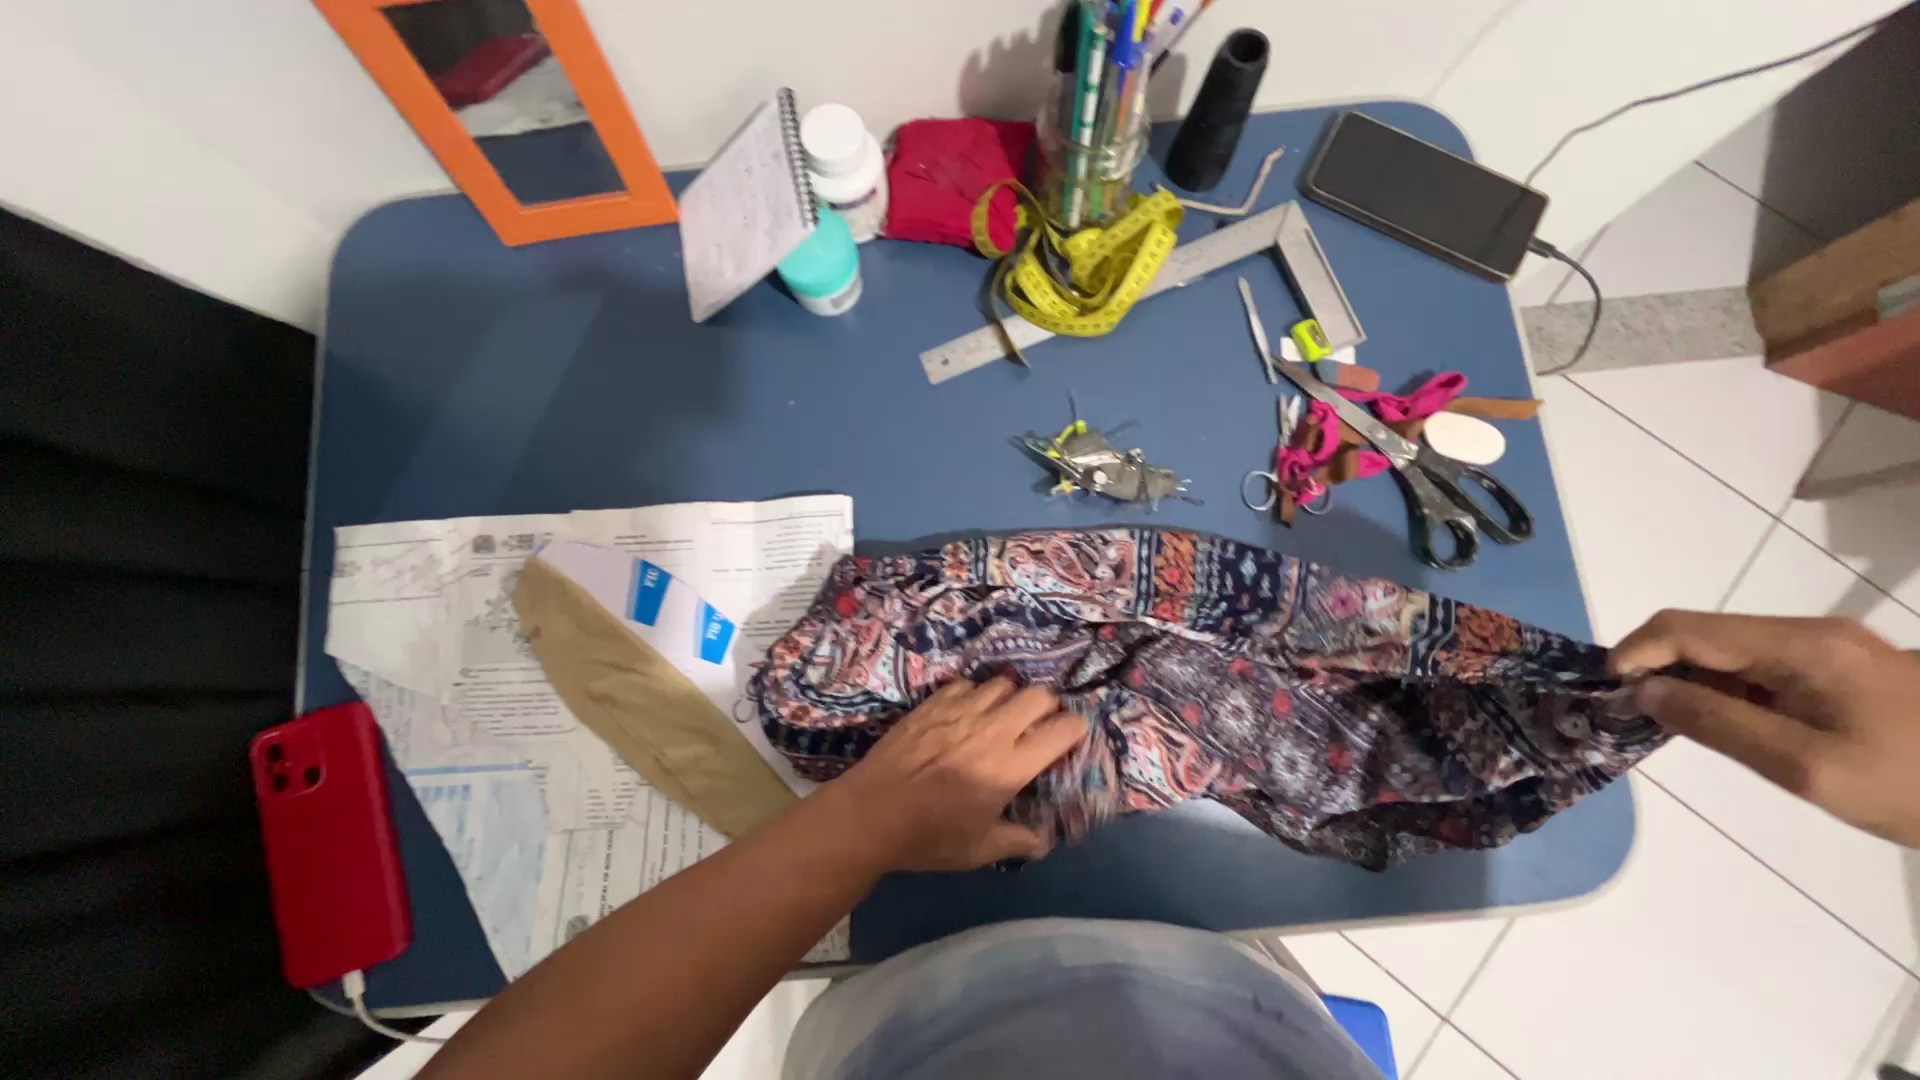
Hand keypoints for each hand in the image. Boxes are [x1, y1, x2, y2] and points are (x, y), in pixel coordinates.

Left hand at [829, 675, 1088, 872]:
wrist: (872, 813)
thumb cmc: (929, 836)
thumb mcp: (978, 850)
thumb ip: (1017, 842)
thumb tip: (1043, 841)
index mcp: (1010, 766)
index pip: (1062, 730)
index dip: (1076, 730)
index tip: (1071, 738)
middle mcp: (992, 730)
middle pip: (1039, 695)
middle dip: (1048, 707)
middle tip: (1039, 725)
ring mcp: (961, 711)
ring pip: (1003, 683)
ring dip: (1010, 697)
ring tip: (1002, 715)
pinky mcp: (933, 703)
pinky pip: (966, 684)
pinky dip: (974, 694)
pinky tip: (966, 712)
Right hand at [1610, 610, 1919, 846]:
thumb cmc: (1915, 787)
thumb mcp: (1807, 768)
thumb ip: (1716, 723)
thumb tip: (1643, 691)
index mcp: (1801, 647)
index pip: (1683, 628)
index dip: (1633, 653)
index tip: (1611, 694)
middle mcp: (1812, 632)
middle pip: (1702, 631)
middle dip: (1657, 665)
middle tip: (1638, 713)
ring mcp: (1832, 647)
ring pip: (1728, 647)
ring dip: (1690, 677)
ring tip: (1679, 723)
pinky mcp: (1844, 666)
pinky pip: (1760, 663)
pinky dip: (1726, 685)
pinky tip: (1730, 720)